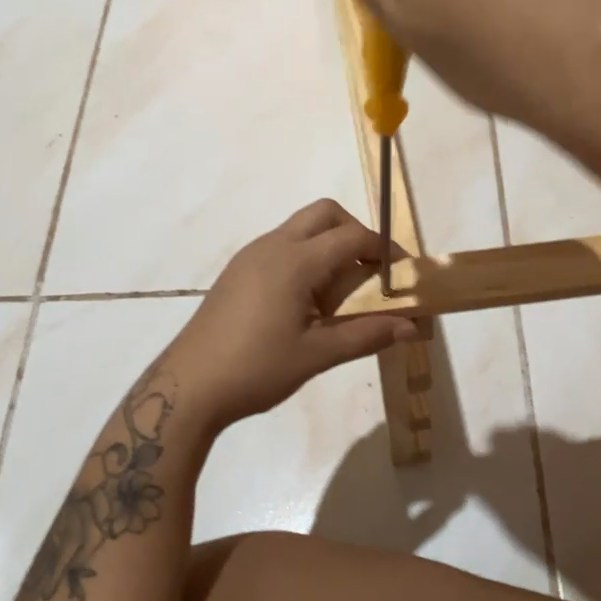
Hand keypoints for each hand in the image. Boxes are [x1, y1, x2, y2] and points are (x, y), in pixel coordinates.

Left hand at [166, 200, 419, 427]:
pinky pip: (282, 246)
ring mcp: (251, 256)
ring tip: (343, 292)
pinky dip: (306, 257)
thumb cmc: (256, 369)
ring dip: (330, 245)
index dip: (385, 251)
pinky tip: (308, 302)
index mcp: (295, 261)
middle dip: (356, 233)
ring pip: (301, 228)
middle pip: (325, 214)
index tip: (405, 275)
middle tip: (373, 272)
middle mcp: (272, 246)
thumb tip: (411, 327)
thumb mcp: (317, 355)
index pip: (352, 237)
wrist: (189, 386)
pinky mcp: (238, 271)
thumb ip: (367, 335)